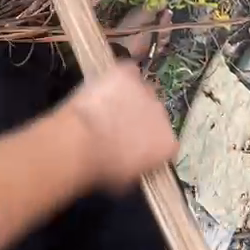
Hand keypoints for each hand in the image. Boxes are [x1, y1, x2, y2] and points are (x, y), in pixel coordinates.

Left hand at [58, 60, 178, 189]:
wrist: (81, 141)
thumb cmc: (103, 167)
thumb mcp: (128, 178)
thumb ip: (141, 165)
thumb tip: (136, 161)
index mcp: (167, 144)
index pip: (166, 141)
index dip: (150, 142)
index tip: (137, 145)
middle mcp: (163, 115)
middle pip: (155, 113)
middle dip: (142, 118)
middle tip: (120, 124)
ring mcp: (145, 90)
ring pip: (142, 90)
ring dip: (131, 96)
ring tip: (110, 104)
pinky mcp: (126, 73)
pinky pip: (129, 71)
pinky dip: (121, 77)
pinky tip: (109, 84)